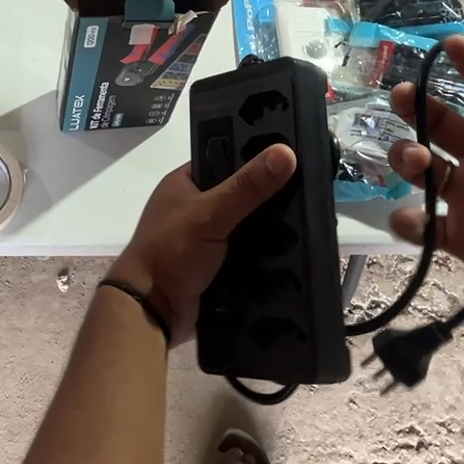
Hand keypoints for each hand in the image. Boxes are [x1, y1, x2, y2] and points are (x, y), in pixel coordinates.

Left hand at [108, 145, 296, 345]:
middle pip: (239, 194)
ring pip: (246, 225)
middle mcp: (193, 207)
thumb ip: (247, 186)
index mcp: (184, 183)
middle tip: (310, 189)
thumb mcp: (210, 213)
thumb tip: (286, 153)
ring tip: (311, 217)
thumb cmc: (171, 252)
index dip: (255, 156)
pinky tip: (296, 248)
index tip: (293, 155)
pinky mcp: (215, 264)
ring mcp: (204, 237)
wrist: (152, 311)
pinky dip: (265, 252)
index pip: (225, 158)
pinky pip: (247, 251)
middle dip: (268, 196)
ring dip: (270, 228)